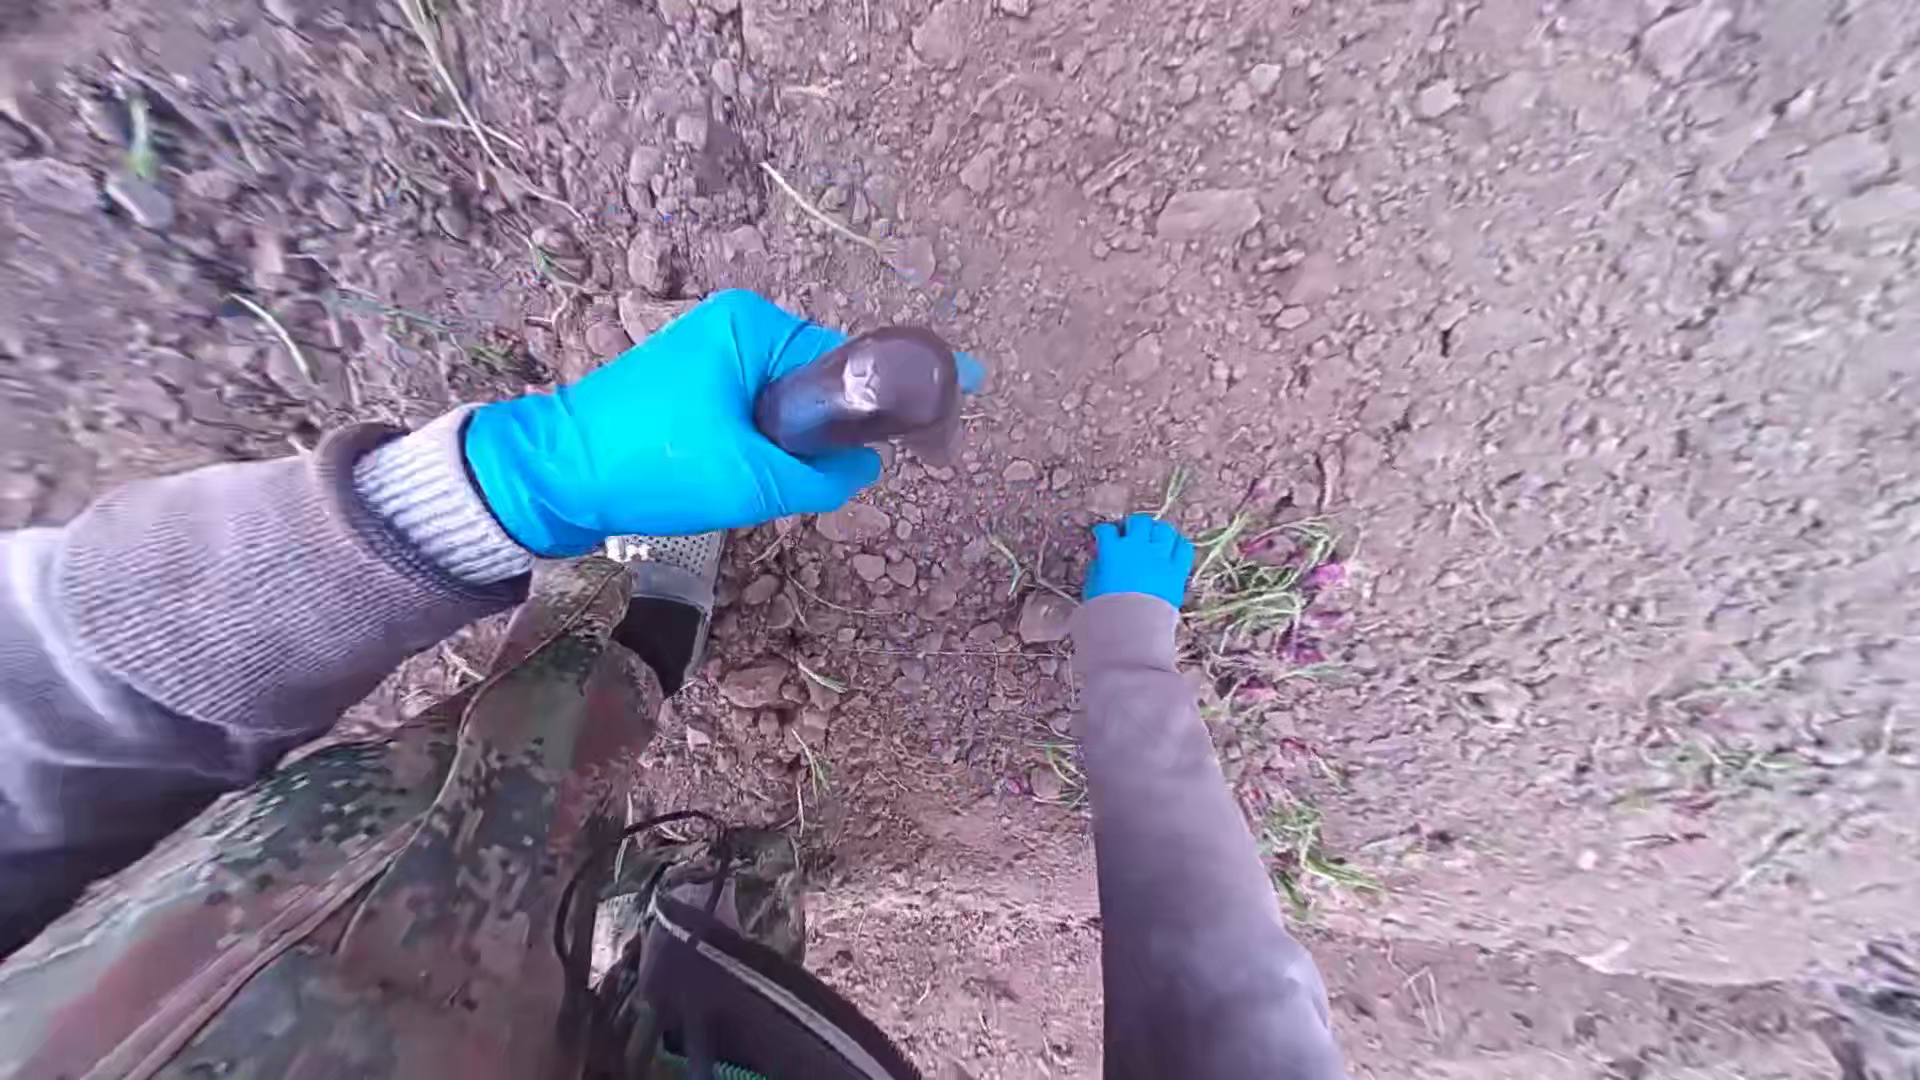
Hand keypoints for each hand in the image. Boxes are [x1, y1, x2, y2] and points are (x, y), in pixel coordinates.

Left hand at [465, 290, 975, 555]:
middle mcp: (742, 328)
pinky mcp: (703, 384)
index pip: (850, 356)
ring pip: (796, 401)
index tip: (961, 391)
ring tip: (790, 479)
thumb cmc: (654, 465)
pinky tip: (769, 471)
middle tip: (849, 470)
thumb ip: (825, 477)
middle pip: (826, 380)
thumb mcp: (754, 480)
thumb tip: (868, 468)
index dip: (900, 387)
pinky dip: (780, 439)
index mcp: (757, 328)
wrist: (553, 477)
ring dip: (806, 439)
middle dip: (842, 426)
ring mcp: (720, 354)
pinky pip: (766, 409)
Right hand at [1084, 513, 1195, 609]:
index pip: (1107, 531)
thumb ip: (1096, 569)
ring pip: (1162, 529)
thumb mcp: (1092, 588)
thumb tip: (1100, 560)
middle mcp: (1138, 546)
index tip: (1103, 537)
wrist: (1133, 627)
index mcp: (1113, 550)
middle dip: (1132, 525)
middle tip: (1129, 533)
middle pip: (1138, 522)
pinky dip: (1176, 544)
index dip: (1104, 533)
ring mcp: (1160, 556)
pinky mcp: (1177, 569)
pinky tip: (1171, 547)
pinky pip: (1182, 547)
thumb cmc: (1107, 609)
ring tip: (1152, 537)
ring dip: (1156, 530)